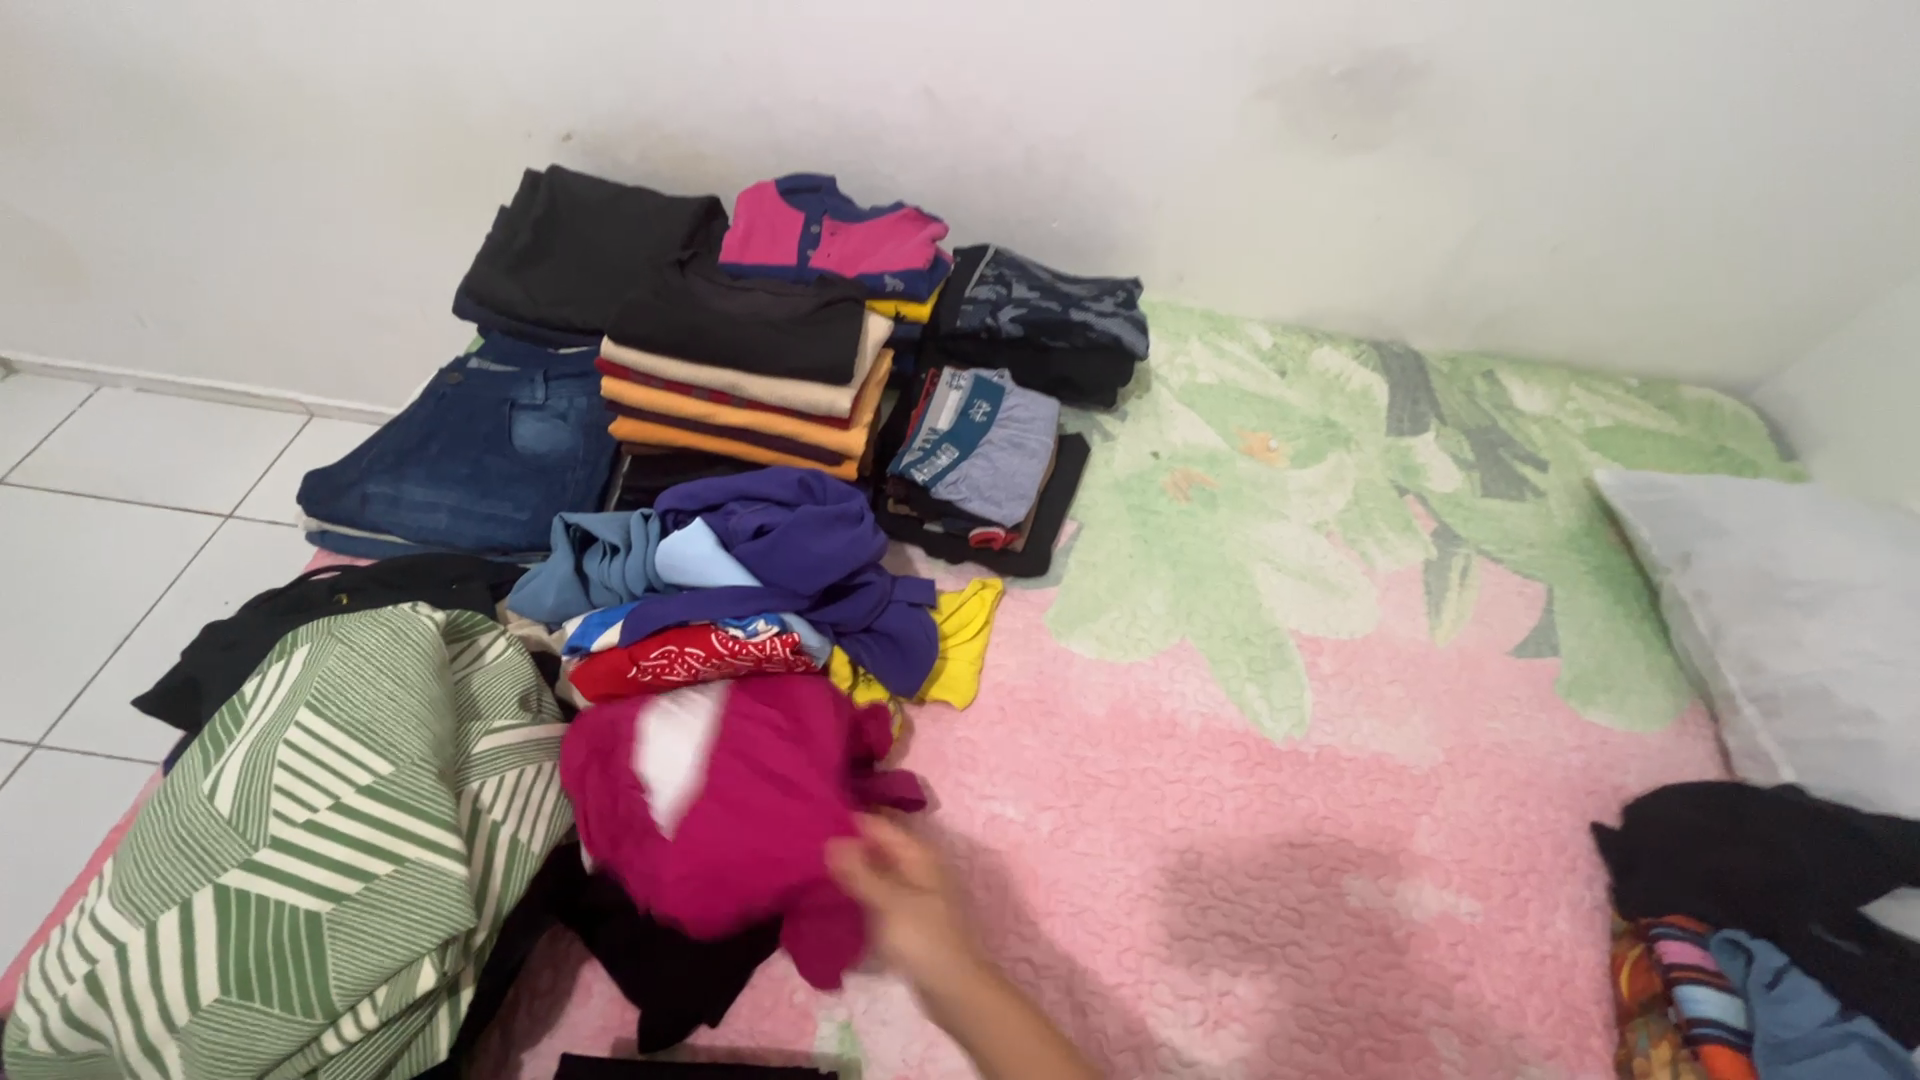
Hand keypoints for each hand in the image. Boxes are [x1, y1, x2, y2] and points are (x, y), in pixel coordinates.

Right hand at [827, 814, 990, 998]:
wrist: (953, 990)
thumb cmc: (924, 940)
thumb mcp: (889, 902)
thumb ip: (860, 872)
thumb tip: (831, 840)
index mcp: (918, 854)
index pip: (879, 824)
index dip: (849, 819)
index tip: (813, 818)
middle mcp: (917, 866)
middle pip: (878, 846)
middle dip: (848, 844)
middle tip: (806, 844)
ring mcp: (912, 892)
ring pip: (877, 870)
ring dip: (852, 869)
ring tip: (812, 867)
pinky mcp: (906, 916)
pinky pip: (878, 893)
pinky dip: (860, 892)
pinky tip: (835, 896)